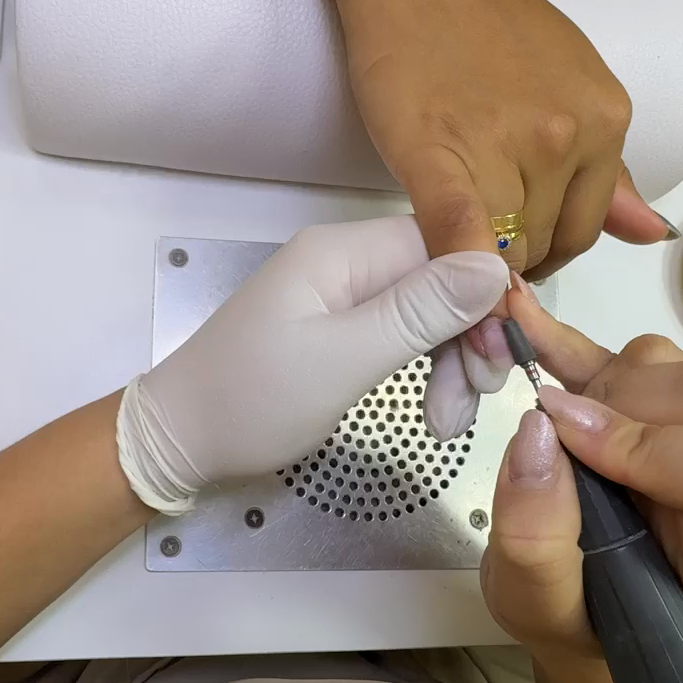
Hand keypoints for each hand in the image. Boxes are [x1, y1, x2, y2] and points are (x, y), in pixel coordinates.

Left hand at [118, 217, 505, 512]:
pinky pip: (399, 333)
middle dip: (468, 336)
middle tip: (477, 396)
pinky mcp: (335, 327)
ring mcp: (338, 294)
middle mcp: (343, 260)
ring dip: (449, 361)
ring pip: (424, 311)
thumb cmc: (254, 401)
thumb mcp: (342, 360)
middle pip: (438, 279)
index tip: (502, 354)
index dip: (485, 294)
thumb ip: (418, 312)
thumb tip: (493, 263)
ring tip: (447, 422)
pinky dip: (423, 369)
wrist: (180, 438)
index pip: (443, 244)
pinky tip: (432, 408)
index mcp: (341, 251)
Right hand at [338, 0, 671, 280]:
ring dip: (479, 266)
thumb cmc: (483, 27)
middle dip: (512, 263)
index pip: (583, 232)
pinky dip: (460, 271)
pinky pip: (461, 236)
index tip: (511, 259)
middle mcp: (570, 139)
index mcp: (605, 124)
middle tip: (473, 253)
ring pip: (504, 252)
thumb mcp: (572, 89)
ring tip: (449, 246)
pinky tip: (449, 288)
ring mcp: (510, 148)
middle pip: (545, 247)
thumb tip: (652, 234)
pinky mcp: (441, 158)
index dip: (544, 256)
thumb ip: (610, 171)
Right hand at [479, 282, 682, 655]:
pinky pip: (636, 359)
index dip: (642, 442)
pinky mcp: (669, 411)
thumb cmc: (574, 625)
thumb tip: (540, 427)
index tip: (558, 437)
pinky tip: (523, 314)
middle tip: (555, 431)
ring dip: (607, 380)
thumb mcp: (538, 607)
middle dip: (620, 403)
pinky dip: (574, 338)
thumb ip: (536, 538)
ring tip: (557, 417)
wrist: (589, 614)